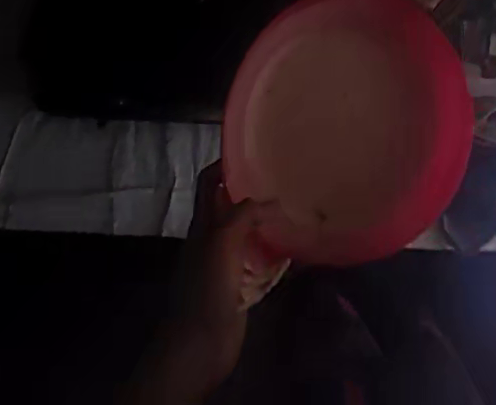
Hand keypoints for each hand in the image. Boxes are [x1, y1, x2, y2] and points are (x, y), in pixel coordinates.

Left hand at [124, 162, 283, 404]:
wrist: (201, 342)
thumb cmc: (206, 286)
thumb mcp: (222, 241)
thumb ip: (243, 216)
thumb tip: (273, 201)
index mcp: (203, 221)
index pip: (210, 182)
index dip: (224, 165)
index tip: (250, 152)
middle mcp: (213, 236)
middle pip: (230, 206)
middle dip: (250, 193)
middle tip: (279, 181)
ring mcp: (226, 262)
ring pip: (246, 234)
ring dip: (265, 223)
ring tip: (292, 212)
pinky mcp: (240, 286)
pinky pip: (259, 263)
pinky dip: (274, 255)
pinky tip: (294, 252)